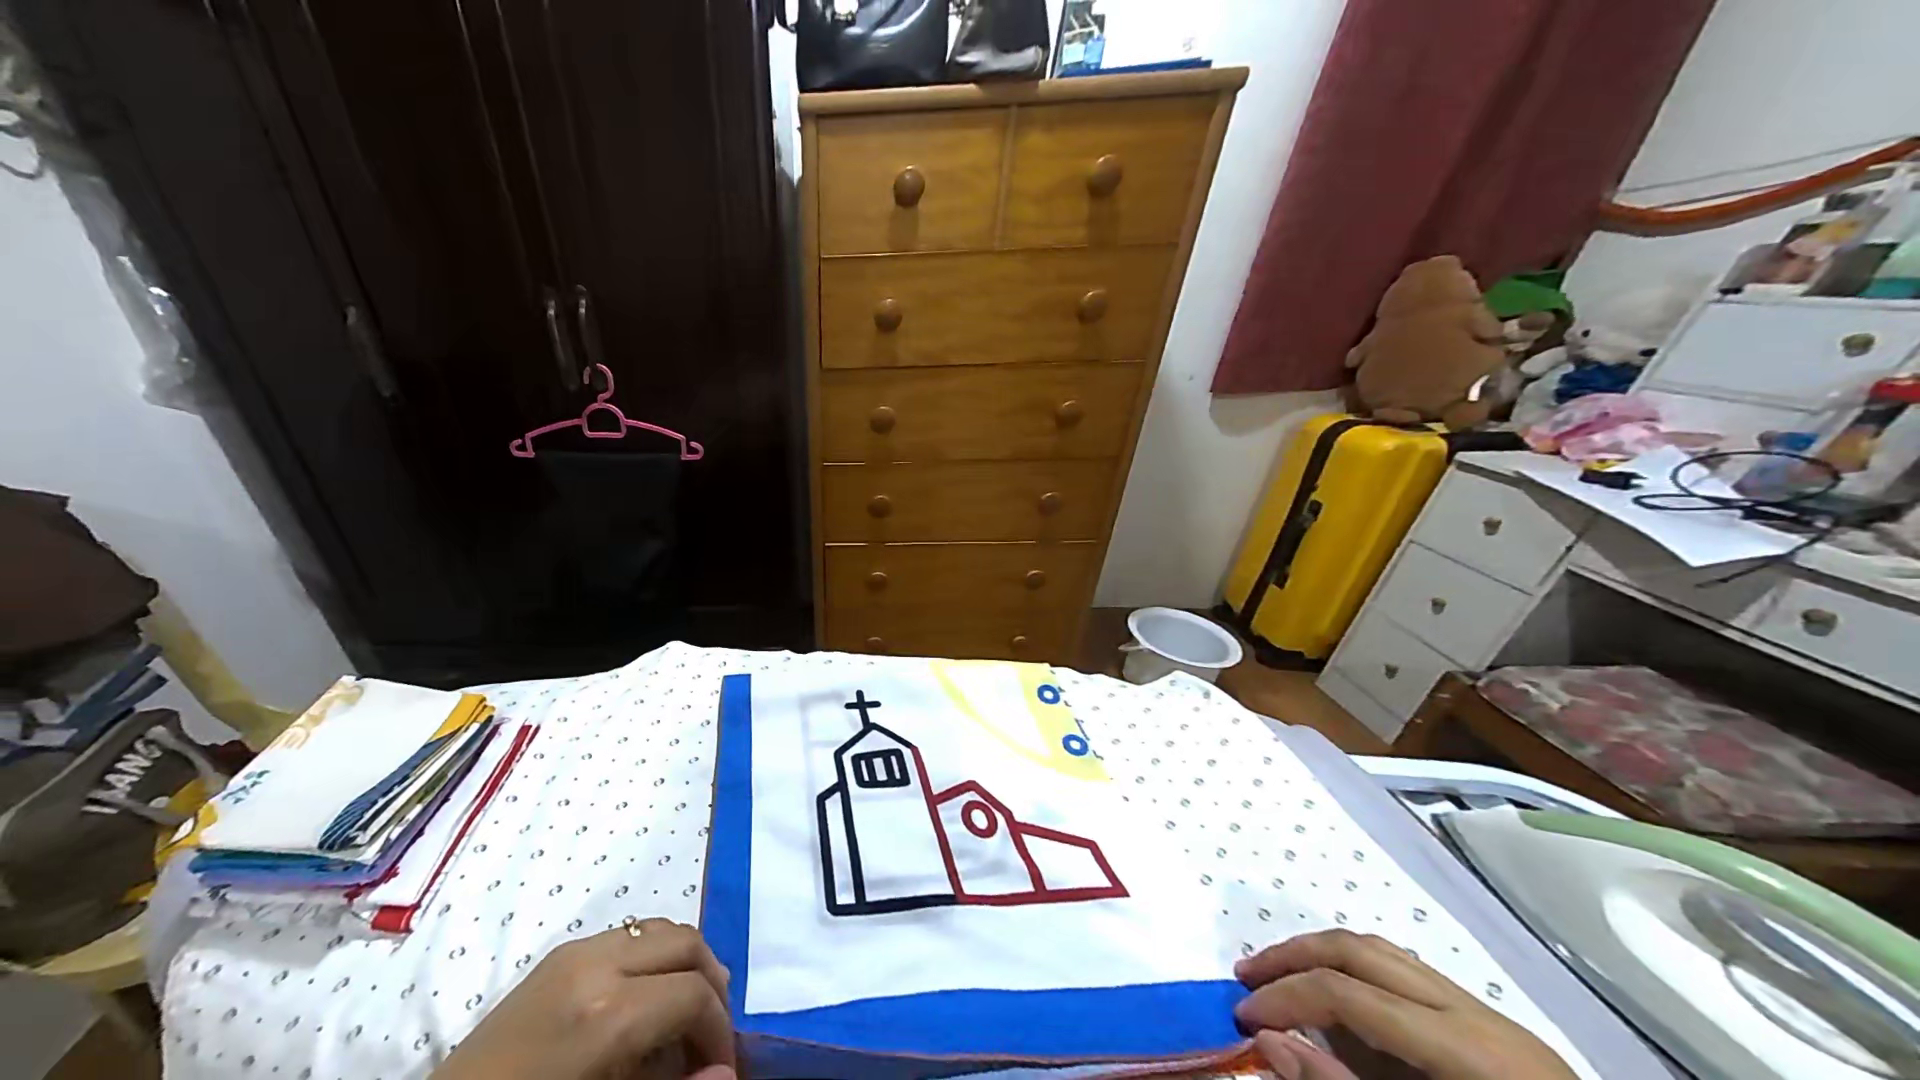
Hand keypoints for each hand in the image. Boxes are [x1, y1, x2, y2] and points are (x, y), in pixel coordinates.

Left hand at [433, 919, 735, 1079]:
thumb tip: (728, 1075)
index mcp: (607, 1011)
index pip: (694, 993)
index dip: (720, 1029)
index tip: (721, 1066)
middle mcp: (597, 963)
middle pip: (686, 943)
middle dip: (711, 982)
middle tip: (710, 1032)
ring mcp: (574, 950)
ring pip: (660, 928)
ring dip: (684, 964)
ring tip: (682, 1013)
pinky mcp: (558, 954)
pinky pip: (628, 935)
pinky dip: (653, 957)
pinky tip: (644, 1000)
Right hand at [1233, 930, 1576, 1079]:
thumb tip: (1267, 1039)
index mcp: (1467, 1048)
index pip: (1350, 993)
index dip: (1287, 998)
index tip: (1242, 1020)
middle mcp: (1474, 1014)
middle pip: (1360, 949)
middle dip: (1294, 957)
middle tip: (1246, 978)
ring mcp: (1487, 1016)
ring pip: (1383, 951)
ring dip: (1322, 957)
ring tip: (1279, 977)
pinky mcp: (1491, 1029)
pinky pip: (1406, 977)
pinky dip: (1357, 974)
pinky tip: (1338, 1001)